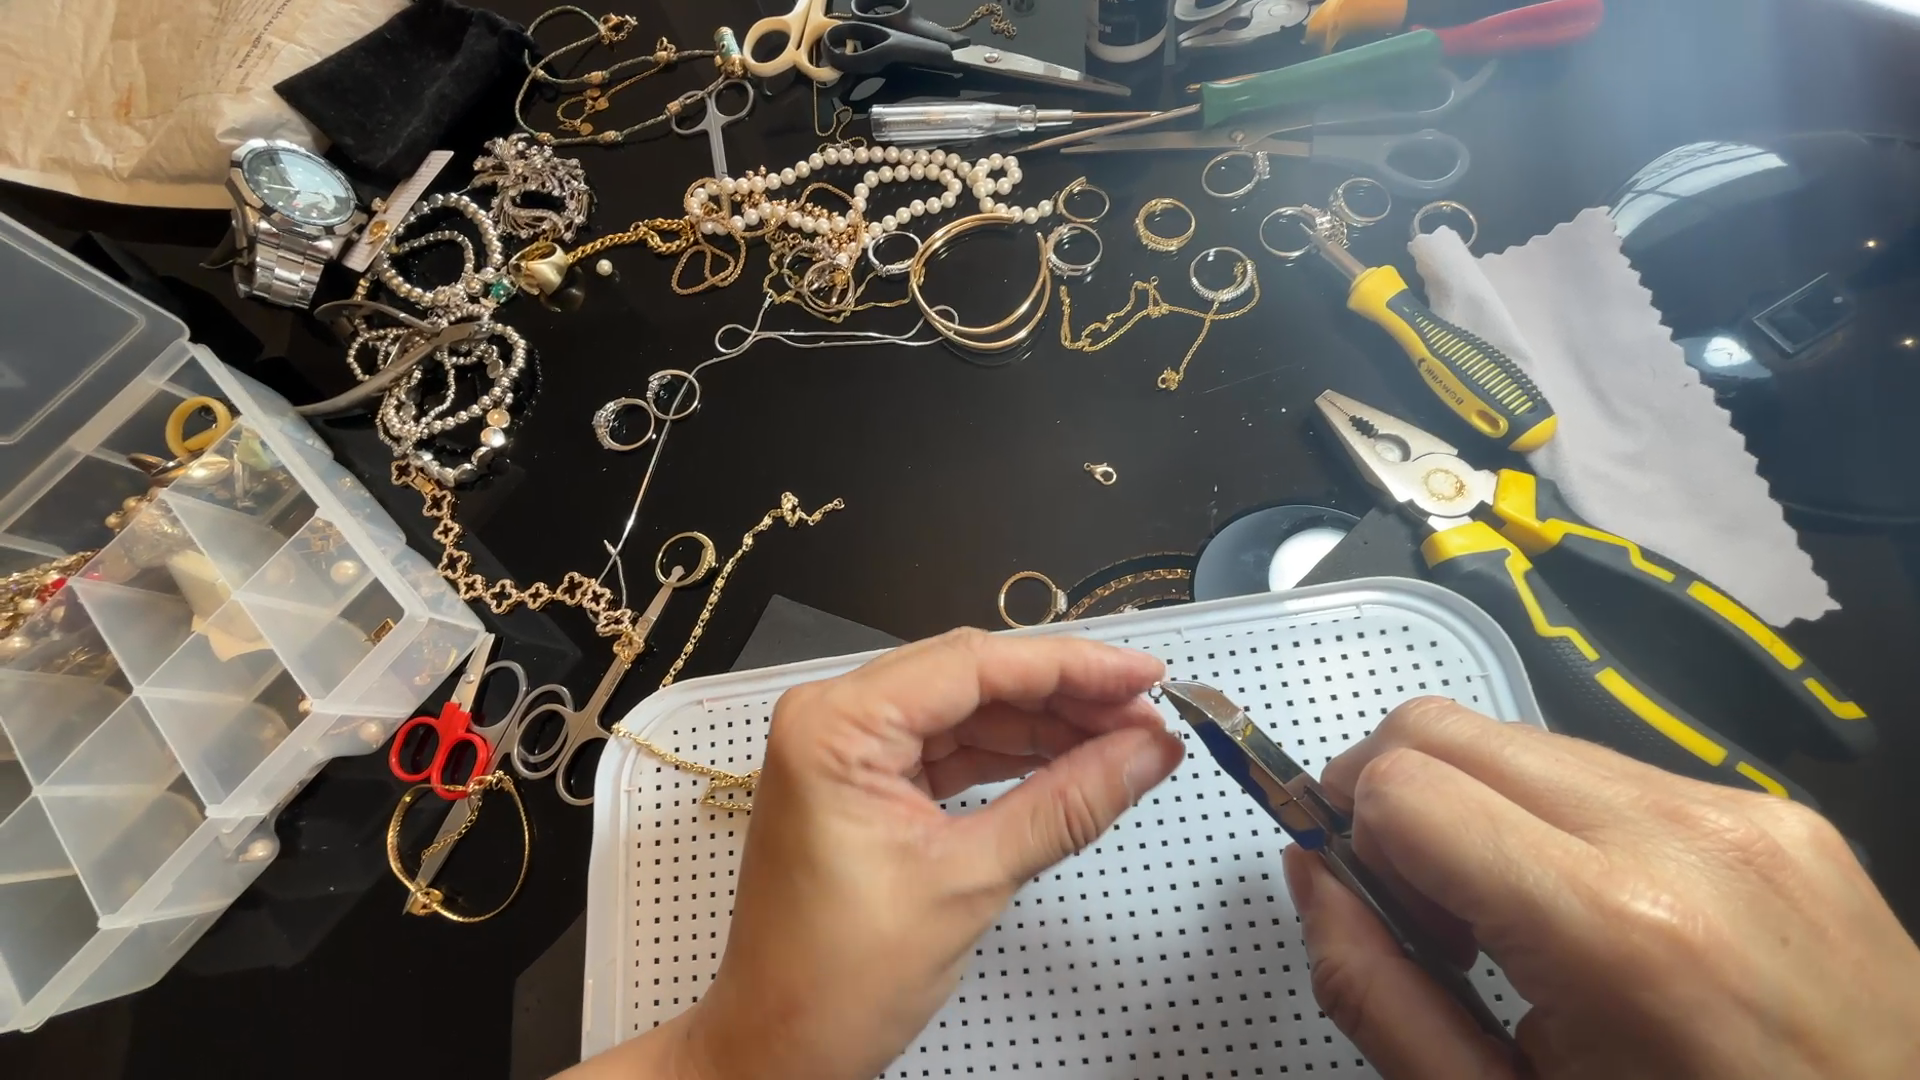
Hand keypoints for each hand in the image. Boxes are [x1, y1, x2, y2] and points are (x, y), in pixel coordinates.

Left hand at [566, 629, 1184, 1079]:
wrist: (777, 1049)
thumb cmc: (842, 979)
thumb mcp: (969, 882)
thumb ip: (1066, 803)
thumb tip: (1148, 750)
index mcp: (837, 724)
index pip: (972, 664)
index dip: (1069, 664)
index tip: (1141, 673)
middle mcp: (836, 714)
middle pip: (971, 676)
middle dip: (1063, 692)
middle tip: (1143, 711)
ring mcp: (850, 741)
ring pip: (967, 706)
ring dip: (1044, 722)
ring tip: (1121, 736)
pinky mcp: (868, 771)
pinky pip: (952, 742)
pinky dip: (1012, 751)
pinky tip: (1069, 756)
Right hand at [1284, 696, 1919, 1079]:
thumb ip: (1368, 986)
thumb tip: (1310, 865)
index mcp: (1619, 932)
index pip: (1401, 786)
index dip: (1356, 836)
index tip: (1383, 906)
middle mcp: (1686, 837)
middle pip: (1440, 728)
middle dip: (1389, 790)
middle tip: (1421, 896)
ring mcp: (1745, 813)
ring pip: (1505, 736)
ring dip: (1465, 800)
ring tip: (1509, 906)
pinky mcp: (1776, 813)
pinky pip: (1585, 764)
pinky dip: (1536, 810)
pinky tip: (1580, 901)